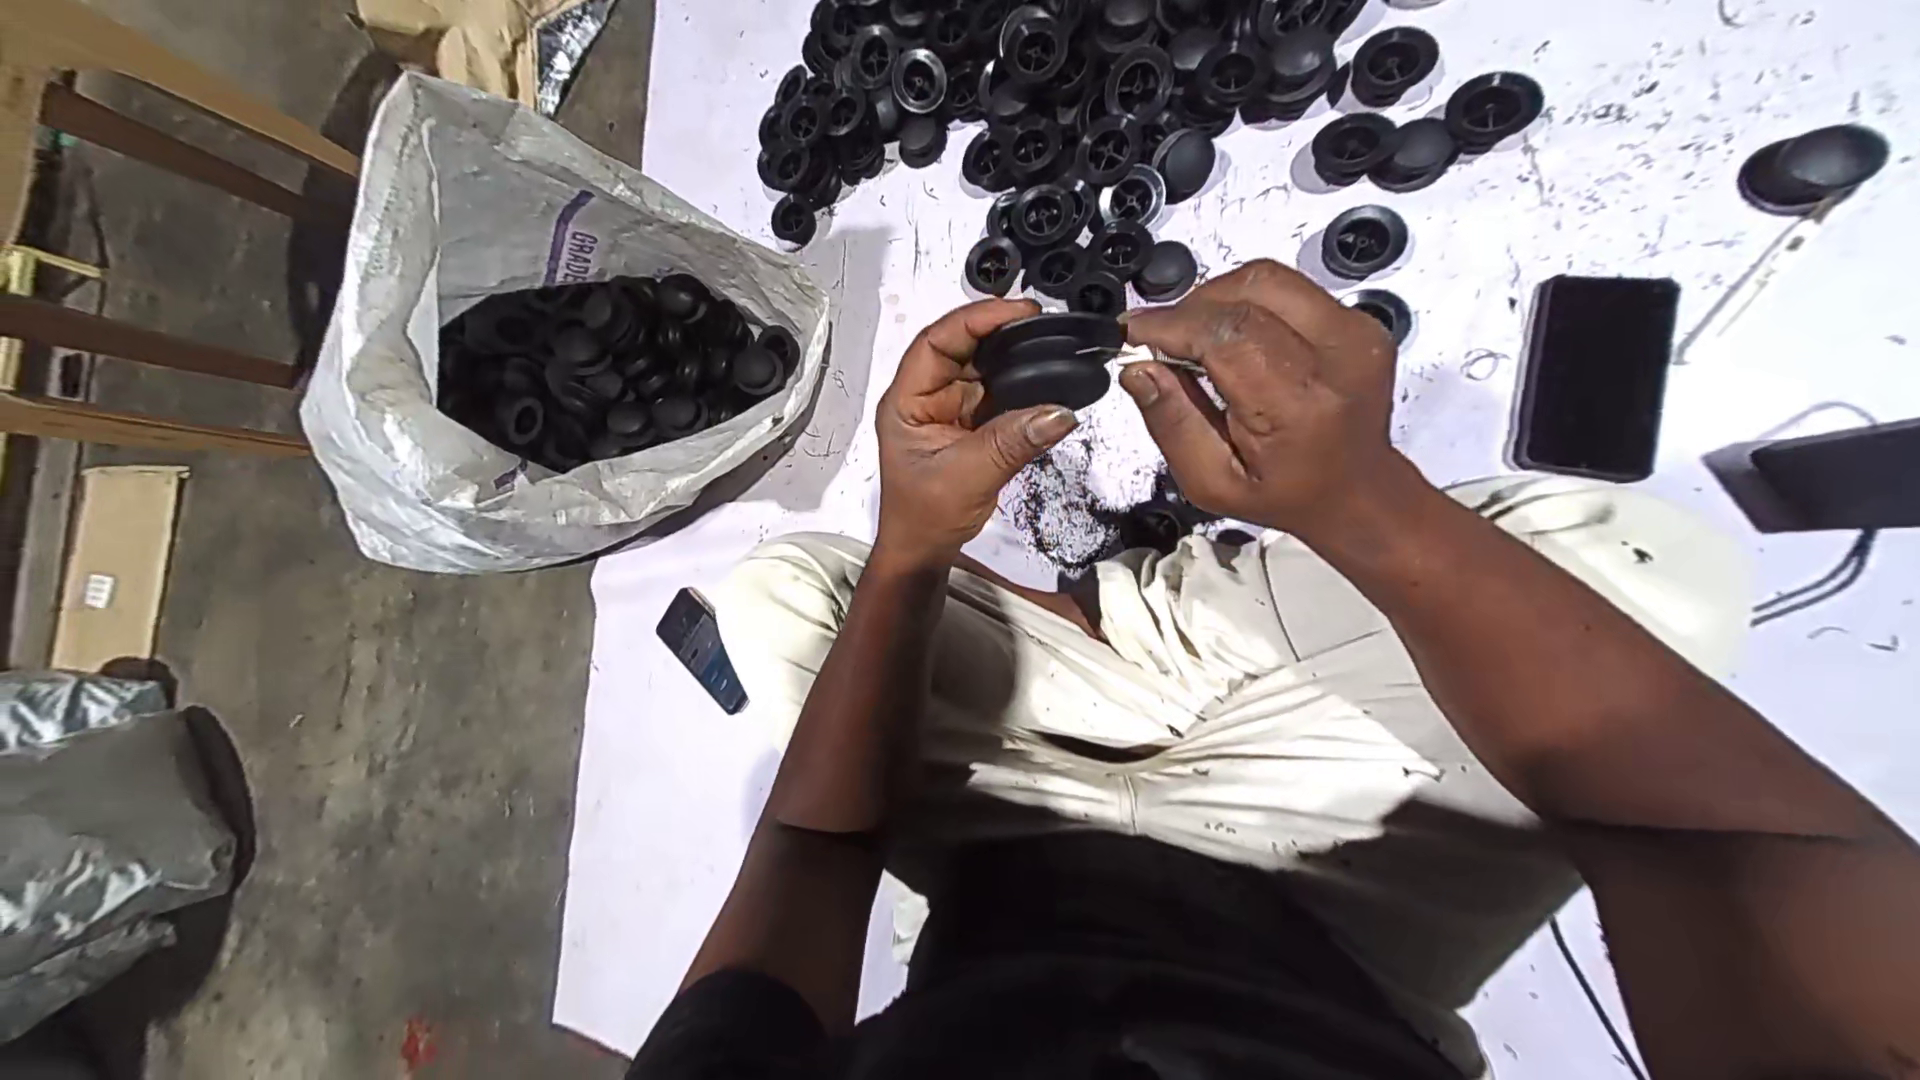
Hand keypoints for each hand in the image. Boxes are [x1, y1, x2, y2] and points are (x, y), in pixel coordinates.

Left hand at [874, 299, 1078, 566]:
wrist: (925, 550)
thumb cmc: (924, 518)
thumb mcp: (967, 477)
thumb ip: (1012, 443)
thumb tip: (1060, 413)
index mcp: (907, 402)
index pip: (936, 342)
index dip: (975, 320)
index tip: (1017, 312)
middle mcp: (927, 398)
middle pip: (962, 348)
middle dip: (1000, 333)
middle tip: (1042, 324)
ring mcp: (951, 410)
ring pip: (983, 370)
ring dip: (1013, 359)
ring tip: (1047, 346)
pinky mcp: (972, 425)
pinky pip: (998, 395)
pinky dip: (1021, 387)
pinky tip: (1043, 379)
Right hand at [1119, 259, 1416, 541]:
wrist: (1353, 491)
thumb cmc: (1286, 493)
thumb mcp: (1211, 482)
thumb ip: (1172, 424)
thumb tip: (1138, 372)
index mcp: (1299, 406)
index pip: (1227, 332)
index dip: (1171, 324)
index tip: (1134, 332)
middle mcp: (1337, 357)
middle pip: (1245, 293)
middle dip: (1187, 311)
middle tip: (1159, 342)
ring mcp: (1353, 332)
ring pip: (1264, 280)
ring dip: (1213, 302)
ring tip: (1191, 340)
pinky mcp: (1354, 321)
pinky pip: (1285, 289)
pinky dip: (1241, 304)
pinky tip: (1227, 339)